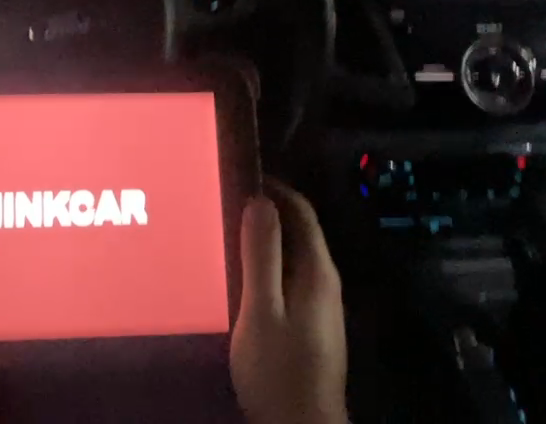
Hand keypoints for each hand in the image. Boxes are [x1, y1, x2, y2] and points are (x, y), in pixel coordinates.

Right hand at [231, 180, 347, 423]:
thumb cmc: (279, 370)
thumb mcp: (261, 309)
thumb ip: (261, 254)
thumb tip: (259, 200)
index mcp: (317, 271)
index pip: (301, 211)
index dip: (273, 187)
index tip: (237, 174)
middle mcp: (324, 281)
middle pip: (297, 230)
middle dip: (263, 210)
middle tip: (221, 200)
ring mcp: (319, 305)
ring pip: (291, 254)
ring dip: (261, 238)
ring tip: (221, 231)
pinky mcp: (308, 324)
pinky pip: (286, 277)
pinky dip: (263, 264)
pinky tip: (236, 274)